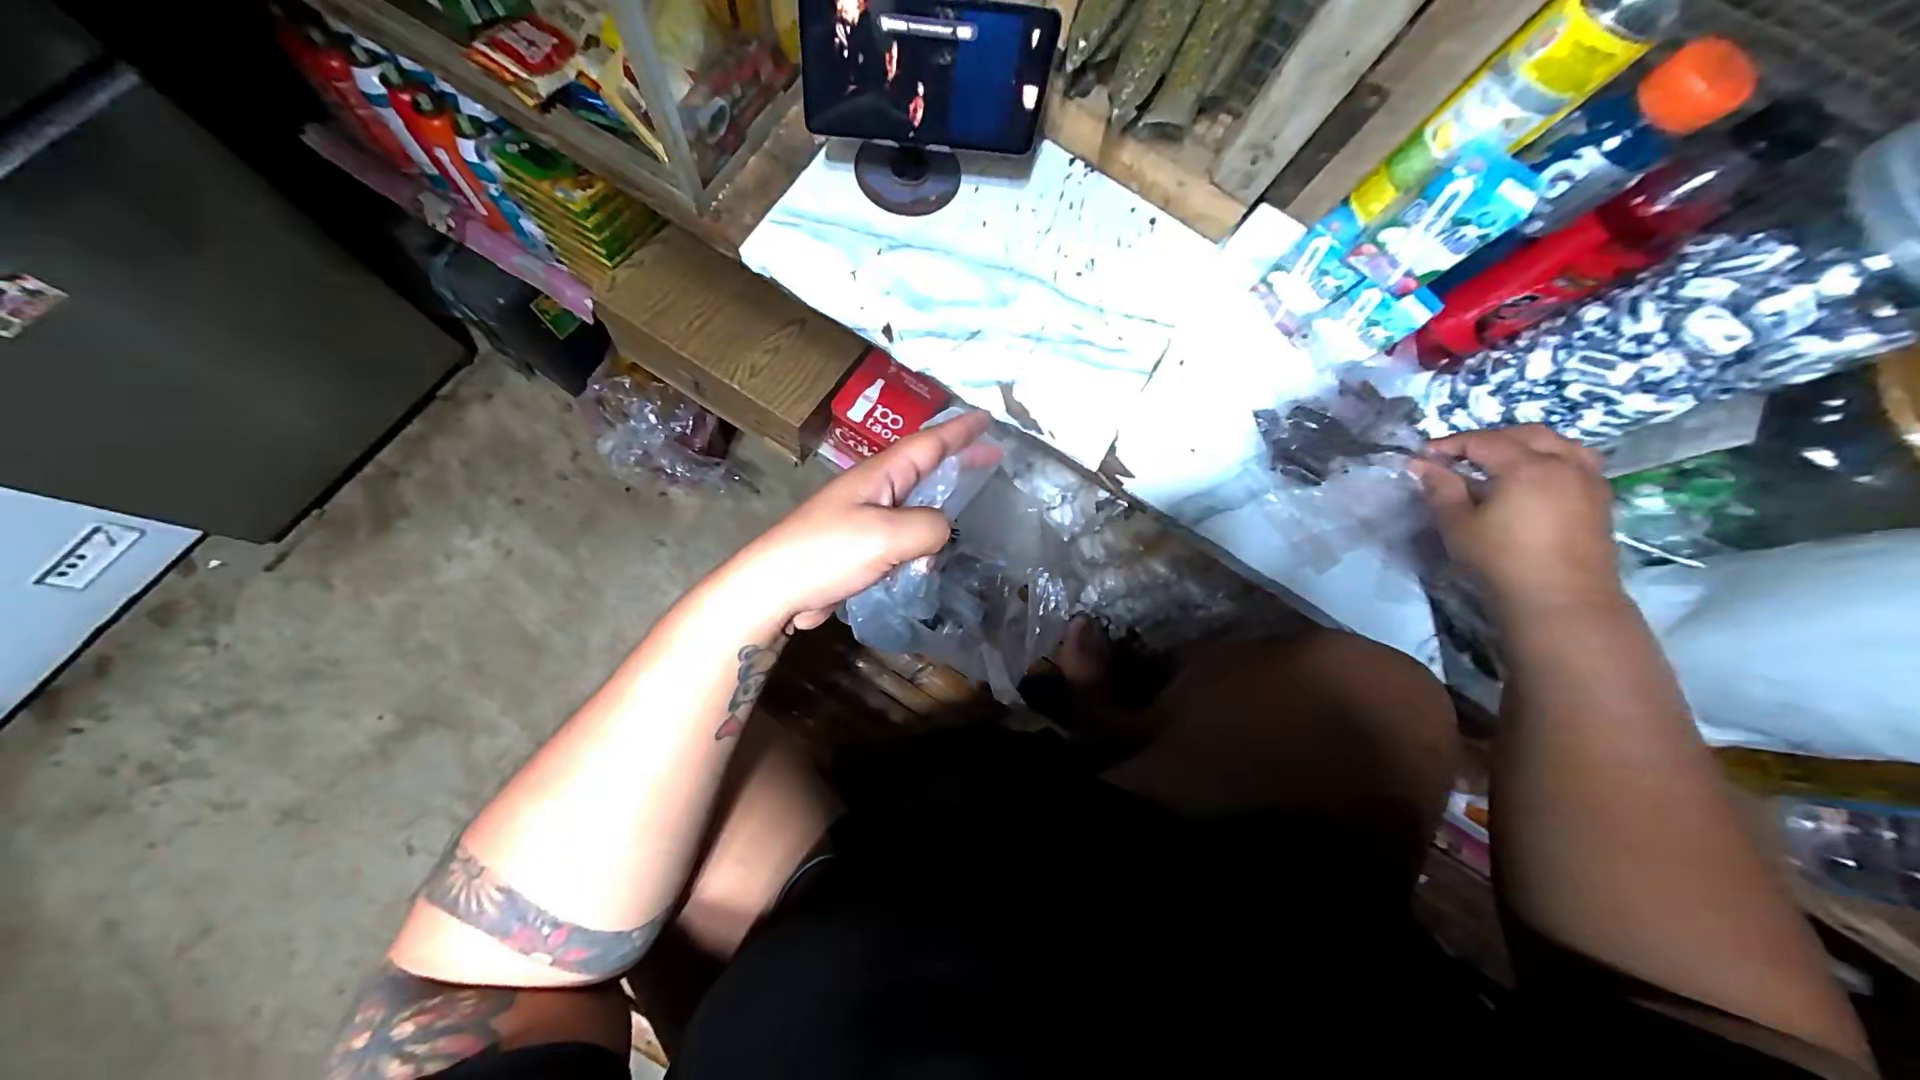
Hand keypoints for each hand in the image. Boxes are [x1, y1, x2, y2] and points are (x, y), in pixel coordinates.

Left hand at [723, 410, 997, 630]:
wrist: (774, 588)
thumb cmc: (828, 552)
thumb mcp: (888, 534)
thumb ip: (930, 526)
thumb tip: (942, 530)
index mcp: (880, 474)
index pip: (928, 443)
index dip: (960, 431)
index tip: (988, 419)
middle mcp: (873, 488)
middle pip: (923, 465)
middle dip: (958, 458)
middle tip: (992, 456)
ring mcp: (863, 516)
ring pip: (914, 500)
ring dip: (943, 496)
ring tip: (970, 499)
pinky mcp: (859, 545)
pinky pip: (902, 531)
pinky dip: (924, 534)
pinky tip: (933, 550)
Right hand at [1412, 425, 1619, 612]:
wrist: (1561, 600)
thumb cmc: (1501, 561)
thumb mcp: (1458, 525)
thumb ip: (1441, 489)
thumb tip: (1423, 465)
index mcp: (1527, 467)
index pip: (1483, 441)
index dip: (1450, 444)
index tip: (1425, 456)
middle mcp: (1564, 464)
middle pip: (1525, 434)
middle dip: (1489, 439)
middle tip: (1460, 456)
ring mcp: (1588, 480)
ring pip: (1558, 444)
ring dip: (1525, 445)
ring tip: (1500, 463)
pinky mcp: (1600, 499)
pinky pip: (1575, 462)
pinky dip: (1550, 460)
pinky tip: (1531, 481)